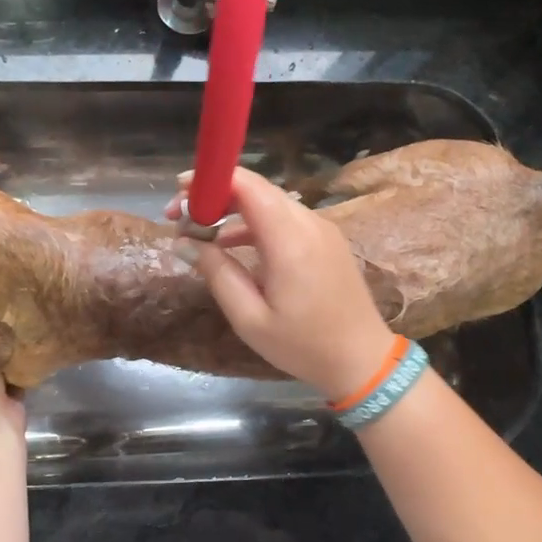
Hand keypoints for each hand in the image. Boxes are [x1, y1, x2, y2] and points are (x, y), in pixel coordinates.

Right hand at [167, 167, 396, 400]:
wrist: (363, 361)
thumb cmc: (303, 346)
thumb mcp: (249, 319)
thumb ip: (217, 274)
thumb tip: (183, 242)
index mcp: (290, 241)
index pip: (248, 186)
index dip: (210, 180)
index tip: (178, 192)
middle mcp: (309, 224)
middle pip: (256, 188)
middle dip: (214, 195)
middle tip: (180, 217)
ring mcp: (321, 229)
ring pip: (269, 201)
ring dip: (232, 209)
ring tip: (200, 234)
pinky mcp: (325, 240)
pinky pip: (284, 217)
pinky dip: (253, 222)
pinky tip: (230, 245)